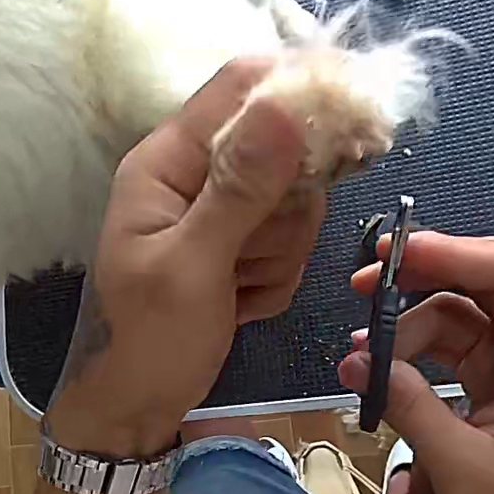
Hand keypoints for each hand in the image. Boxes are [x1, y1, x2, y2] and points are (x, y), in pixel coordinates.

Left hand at [47, 60, 308, 456]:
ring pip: (294, 204)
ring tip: (235, 291)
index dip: (305, 93)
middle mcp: (195, 176)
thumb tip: (285, 106)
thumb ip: (238, 189)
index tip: (358, 131)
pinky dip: (273, 281)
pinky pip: (288, 245)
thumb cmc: (146, 341)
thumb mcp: (190, 266)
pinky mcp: (238, 249)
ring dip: (278, 256)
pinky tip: (238, 305)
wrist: (135, 407)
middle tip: (251, 258)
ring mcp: (220, 214)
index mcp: (168, 162)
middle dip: (286, 212)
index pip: (243, 86)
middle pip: (285, 150)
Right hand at [339, 232, 493, 493]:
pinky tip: (384, 367)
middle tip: (364, 288)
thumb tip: (356, 361)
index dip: (452, 254)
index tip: (392, 256)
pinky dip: (418, 349)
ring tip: (363, 355)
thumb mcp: (465, 468)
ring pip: (466, 310)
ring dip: (411, 322)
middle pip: (489, 281)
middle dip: (425, 277)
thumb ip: (411, 406)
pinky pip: (459, 342)